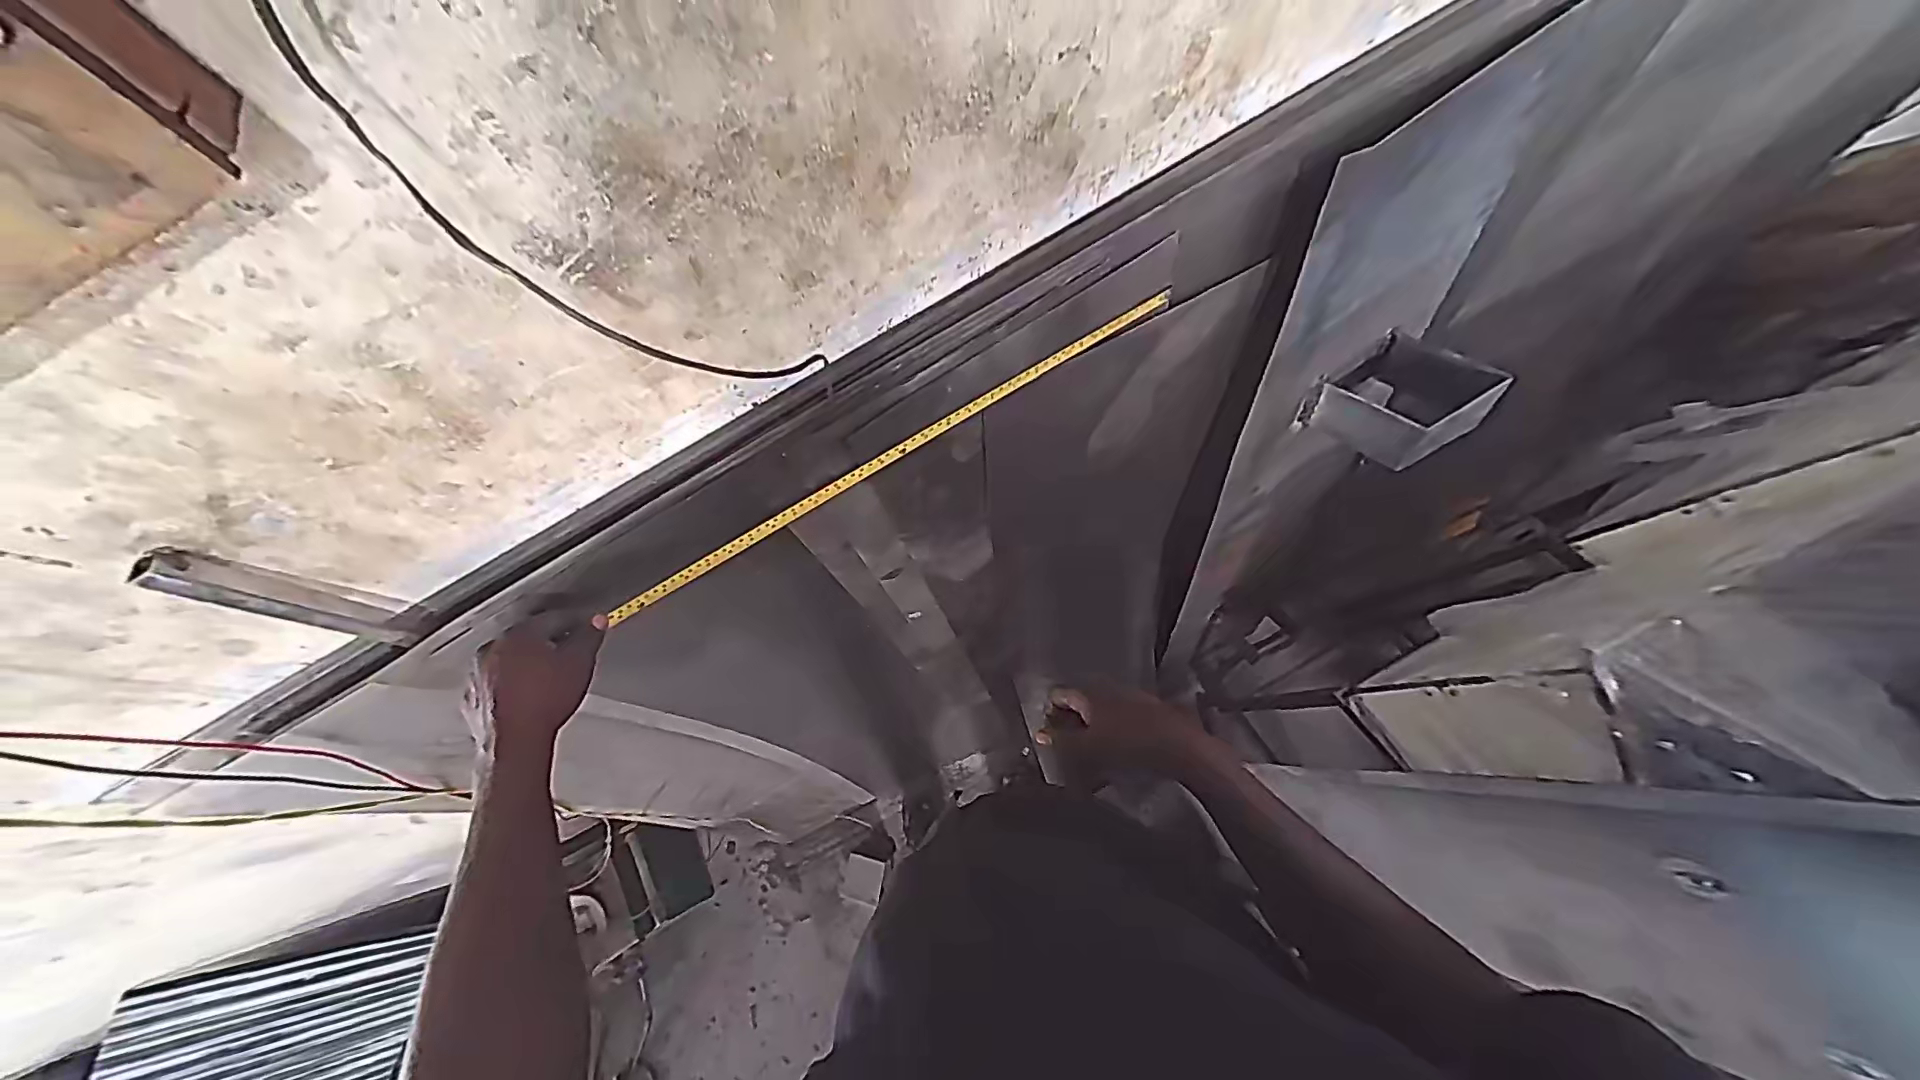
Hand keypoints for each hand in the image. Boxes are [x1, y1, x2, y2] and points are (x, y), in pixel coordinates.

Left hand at [464, 611, 605, 756]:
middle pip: (528, 635)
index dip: (575, 620)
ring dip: (527, 661)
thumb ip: (589, 636)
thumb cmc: (546, 701)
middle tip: (569, 649)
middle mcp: (495, 648)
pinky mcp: (473, 695)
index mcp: (522, 635)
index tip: (586, 625)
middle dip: (549, 640)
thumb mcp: (580, 663)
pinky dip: (511, 682)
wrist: (515, 741)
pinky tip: (526, 693)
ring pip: (509, 657)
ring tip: (548, 674)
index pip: (554, 617)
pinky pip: (495, 680)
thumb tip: (596, 622)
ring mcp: (479, 672)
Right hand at [1039, 684, 1222, 785]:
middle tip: (1070, 751)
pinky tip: (1121, 755)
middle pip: (1080, 704)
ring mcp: (1133, 697)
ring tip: (1095, 758)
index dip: (1049, 715)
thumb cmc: (1127, 746)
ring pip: (1103, 712)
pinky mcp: (1153, 711)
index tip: (1050, 738)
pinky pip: (1124, 720)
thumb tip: (1040, 734)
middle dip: (1072, 725)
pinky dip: (1116, 734)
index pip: (1058, 695)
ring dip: (1095, 732)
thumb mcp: (1086, 749)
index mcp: (1089, 693)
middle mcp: (1109, 688)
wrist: (1184, 750)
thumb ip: (1060, 741)